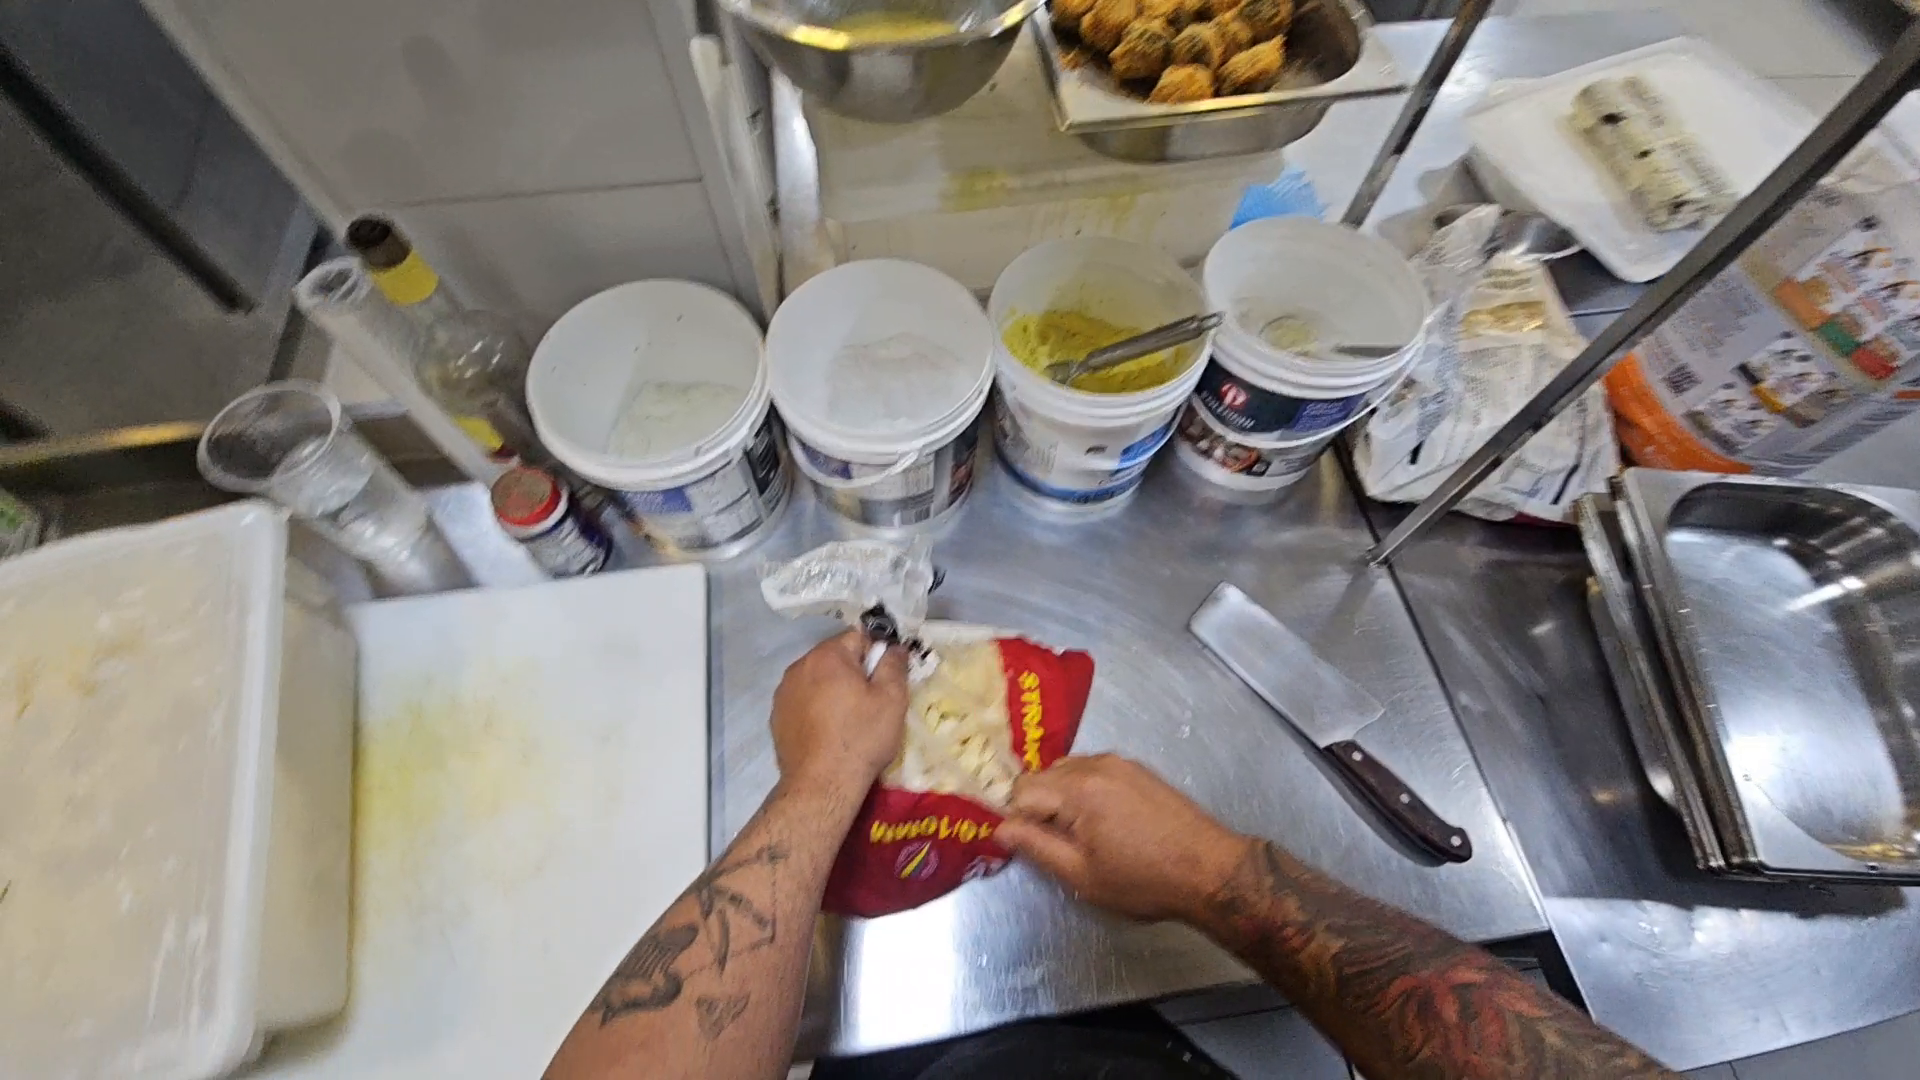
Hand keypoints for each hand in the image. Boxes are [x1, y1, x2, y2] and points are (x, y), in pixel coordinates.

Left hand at [771, 630, 907, 797]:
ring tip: (847, 719)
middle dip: (853, 671)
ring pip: (817, 678)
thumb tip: (894, 646)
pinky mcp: (777, 715)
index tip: (883, 681)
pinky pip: (803, 698)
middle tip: (869, 702)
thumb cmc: (861, 738)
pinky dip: (816, 706)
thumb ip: (894, 664)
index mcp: (827, 656)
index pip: (858, 637)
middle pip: (835, 656)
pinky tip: (827, 731)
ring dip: (833, 688)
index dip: (875, 656)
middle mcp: (799, 666)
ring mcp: (784, 691)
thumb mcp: (891, 699)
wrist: (821, 785)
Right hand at [995, 754, 1251, 922]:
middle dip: (1037, 806)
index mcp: (1078, 789)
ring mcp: (1117, 761)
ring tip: (1079, 834)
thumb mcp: (1082, 875)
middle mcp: (1094, 764)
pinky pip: (1090, 769)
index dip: (1016, 817)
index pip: (1021, 789)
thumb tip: (1001, 829)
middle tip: (1053, 843)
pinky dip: (1082, 789)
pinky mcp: (1133, 767)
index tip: (1026, 843)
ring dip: (1059, 796)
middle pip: (1042, 775)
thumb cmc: (1143, 880)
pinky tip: (1101, 820)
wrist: (1210, 869)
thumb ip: (1036, 847)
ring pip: (1065, 771)